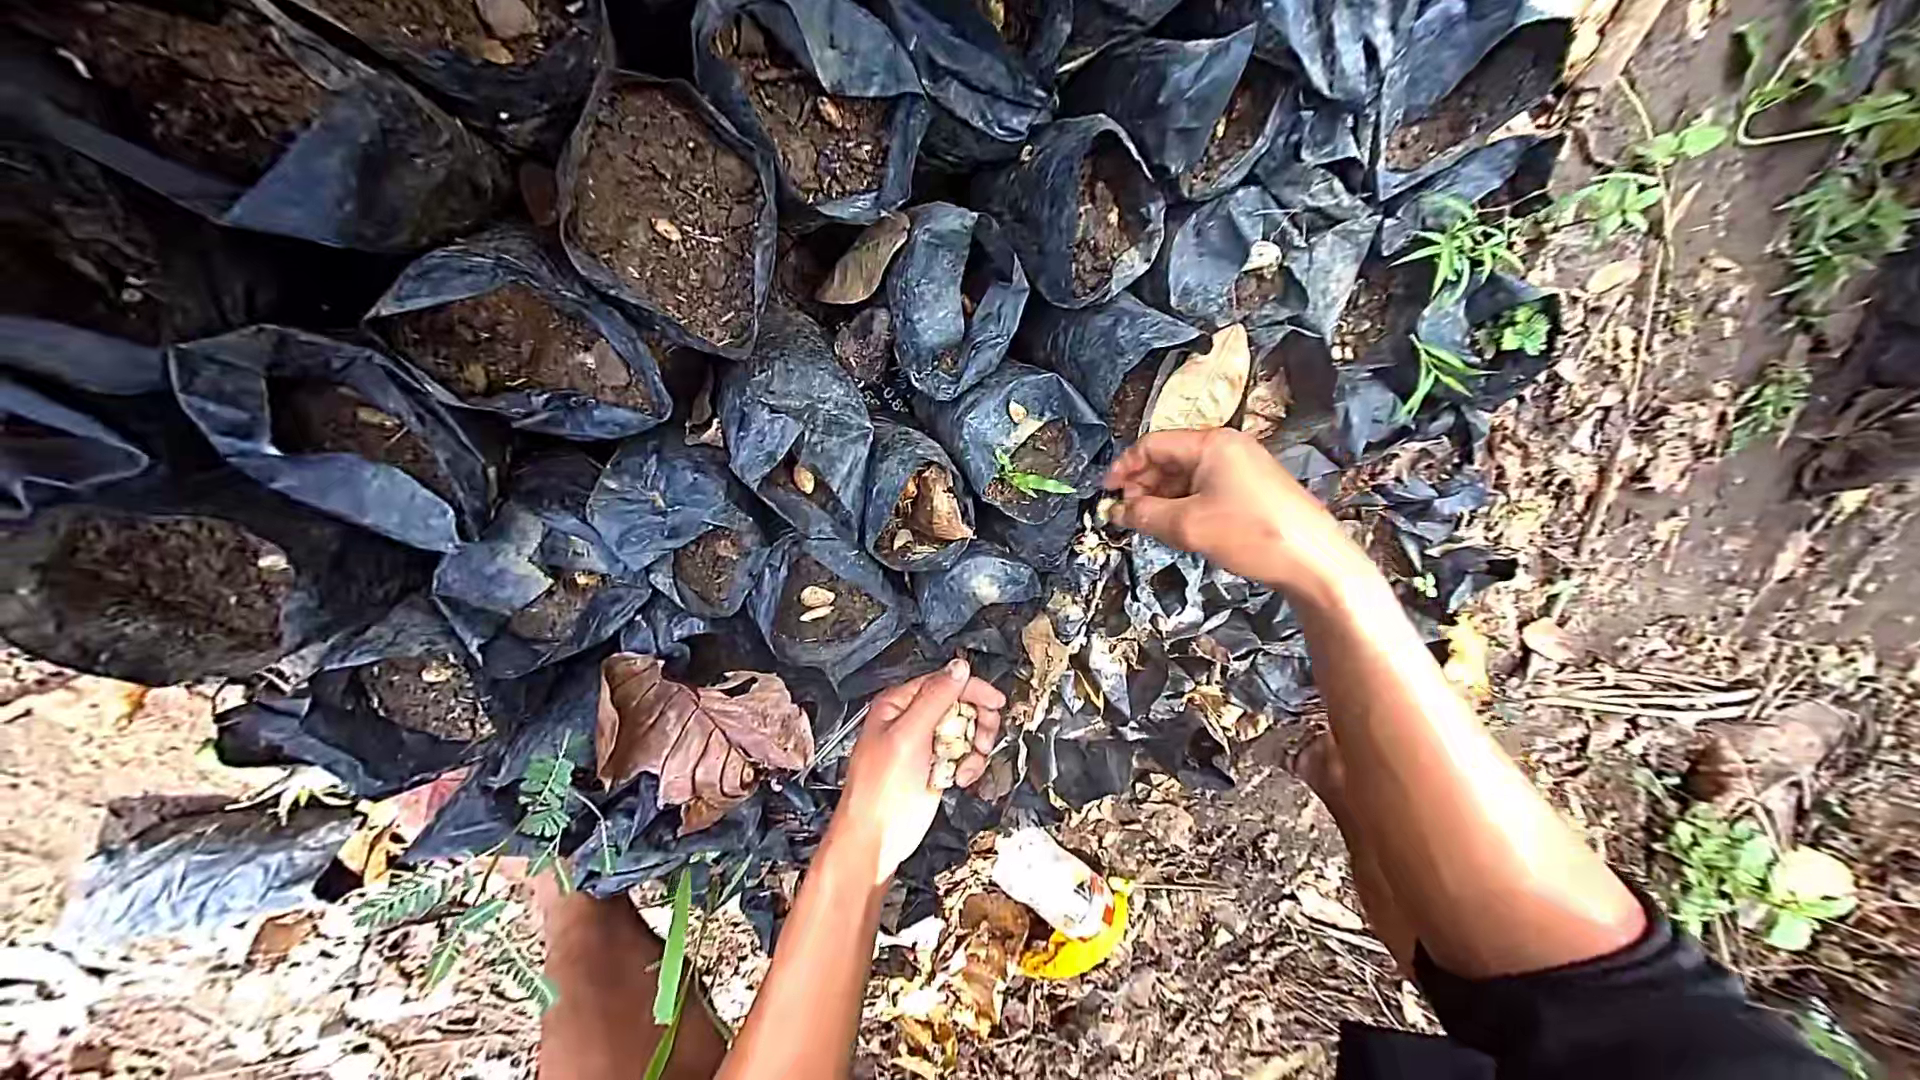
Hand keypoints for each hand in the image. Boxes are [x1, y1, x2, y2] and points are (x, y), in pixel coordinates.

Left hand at [829, 658, 1004, 885]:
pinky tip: (959, 777)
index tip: (995, 701)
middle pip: (960, 705)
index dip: (972, 690)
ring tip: (967, 763)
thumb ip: (935, 699)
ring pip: (967, 730)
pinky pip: (965, 754)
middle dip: (977, 722)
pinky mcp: (935, 765)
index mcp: (899, 704)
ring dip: (974, 748)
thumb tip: (957, 668)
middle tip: (982, 739)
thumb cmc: (877, 792)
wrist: (874, 840)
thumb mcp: (908, 736)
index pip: (944, 682)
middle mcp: (912, 720)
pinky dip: (969, 765)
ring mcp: (925, 743)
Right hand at [1103, 428, 1375, 601]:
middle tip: (1127, 514)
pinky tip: (1177, 526)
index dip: (1123, 468)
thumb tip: (1116, 511)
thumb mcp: (1187, 526)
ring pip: (1185, 475)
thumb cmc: (1250, 534)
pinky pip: (1205, 488)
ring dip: (1161, 497)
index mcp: (1210, 443)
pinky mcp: (1251, 488)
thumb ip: (1144, 514)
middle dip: (1142, 485)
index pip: (1151, 445)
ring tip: (1149, 524)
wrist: (1314, 561)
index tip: (1106, 493)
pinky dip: (1184, 504)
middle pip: (1168, 458)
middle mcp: (1226, 447)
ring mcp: (1241, 466)